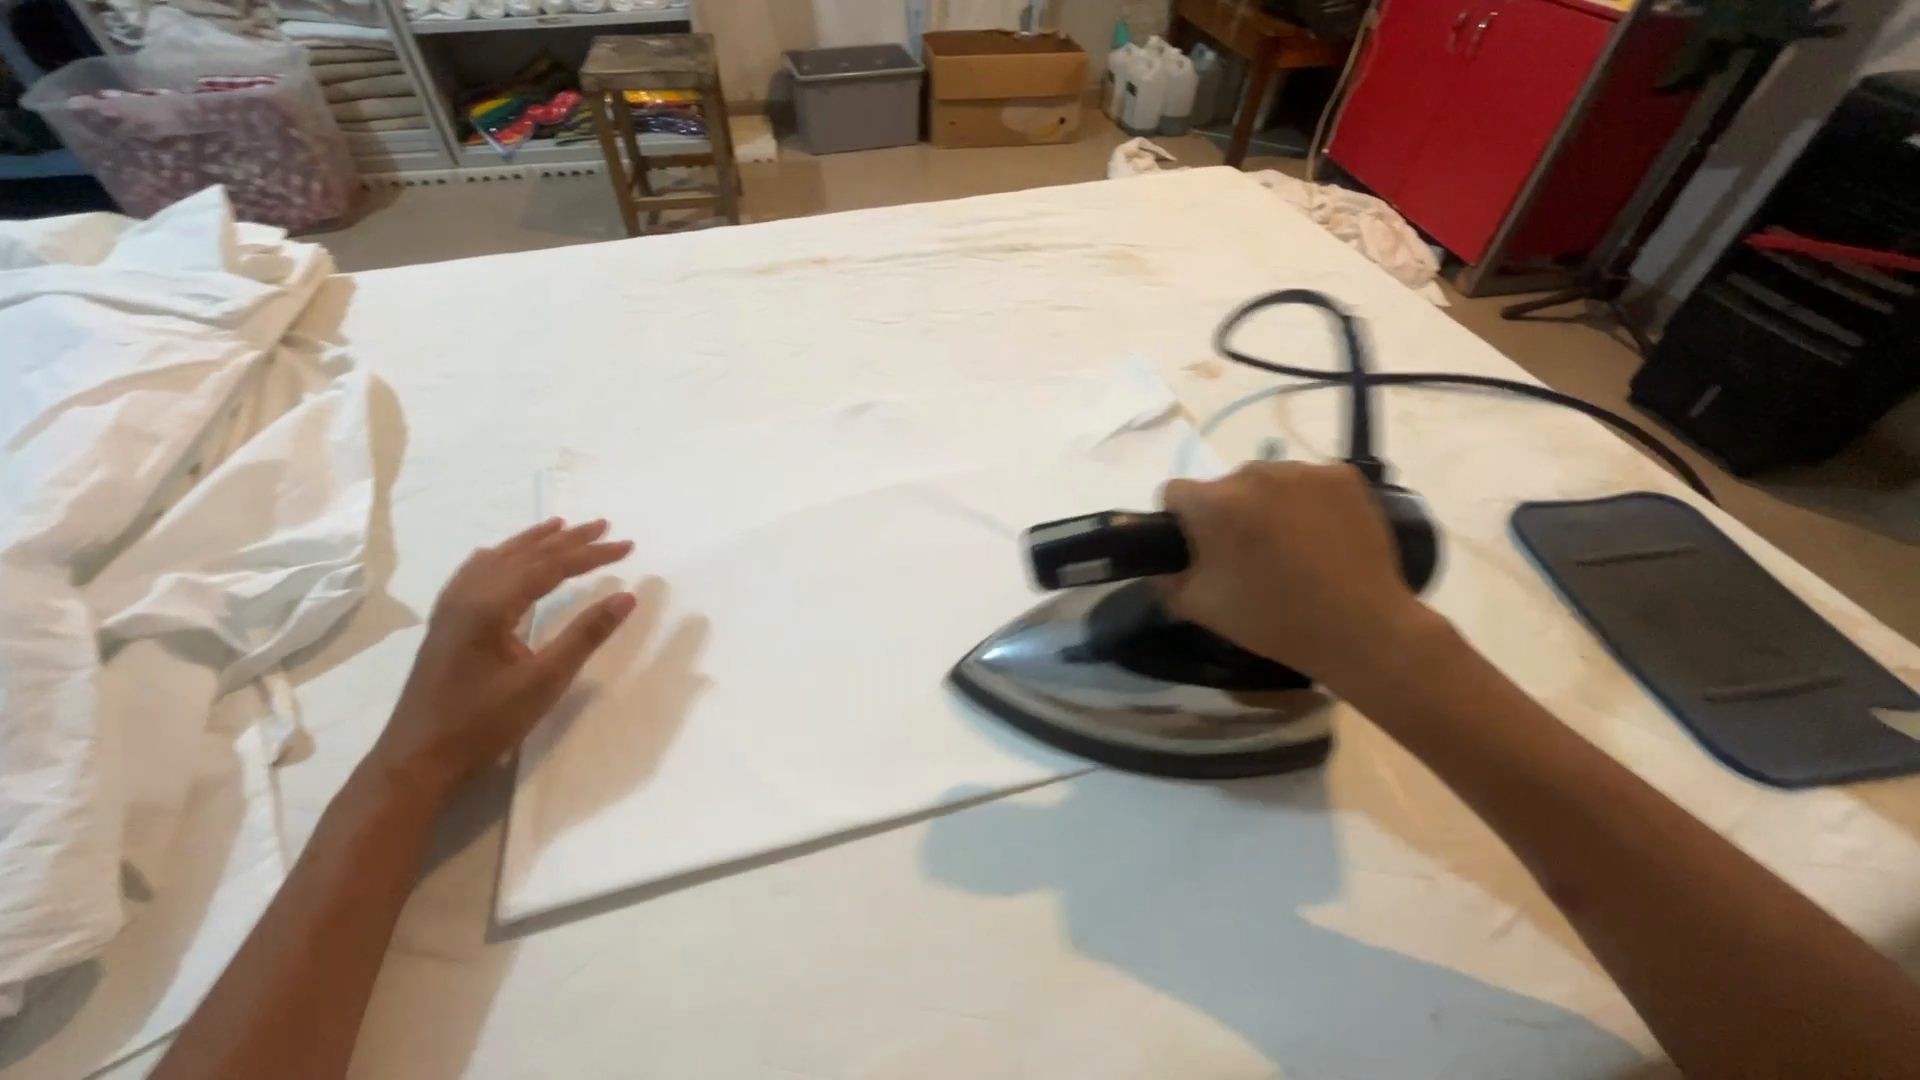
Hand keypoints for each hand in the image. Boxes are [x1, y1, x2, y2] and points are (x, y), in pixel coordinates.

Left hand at [370, 518, 636, 797]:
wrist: (418, 760)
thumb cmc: (485, 722)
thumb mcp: (544, 680)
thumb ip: (586, 635)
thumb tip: (626, 597)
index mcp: (490, 605)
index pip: (549, 566)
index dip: (591, 554)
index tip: (626, 546)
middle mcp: (467, 597)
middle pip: (523, 555)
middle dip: (567, 540)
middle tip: (603, 526)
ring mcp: (450, 610)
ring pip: (496, 560)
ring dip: (532, 543)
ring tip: (559, 527)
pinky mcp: (445, 626)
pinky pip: (474, 574)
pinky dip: (498, 558)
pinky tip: (497, 556)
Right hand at [1159, 462, 1433, 692]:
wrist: (1360, 628)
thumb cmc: (1272, 620)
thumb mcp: (1201, 608)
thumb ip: (1167, 580)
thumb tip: (1160, 566)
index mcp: (1215, 504)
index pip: (1175, 492)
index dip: (1180, 520)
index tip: (1198, 548)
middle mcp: (1255, 474)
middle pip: (1225, 486)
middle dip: (1228, 513)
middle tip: (1247, 554)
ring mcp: (1303, 471)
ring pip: (1268, 481)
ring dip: (1267, 505)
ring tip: (1289, 546)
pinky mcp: (1343, 476)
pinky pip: (1308, 482)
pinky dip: (1308, 502)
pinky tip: (1320, 534)